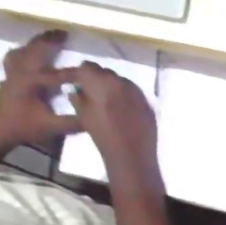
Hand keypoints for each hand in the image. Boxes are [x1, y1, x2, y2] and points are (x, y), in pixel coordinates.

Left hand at [0, 30, 79, 148]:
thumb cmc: (26, 126)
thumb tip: (93, 117)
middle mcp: (22, 69)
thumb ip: (73, 122)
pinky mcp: (11, 71)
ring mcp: (14, 68)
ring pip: (28, 48)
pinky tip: (33, 52)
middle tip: (67, 35)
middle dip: (52, 41)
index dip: (74, 73)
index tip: (89, 71)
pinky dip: (28, 49)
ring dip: (40, 42)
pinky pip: (19, 53)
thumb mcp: (52, 127)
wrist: (1, 126)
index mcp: (32, 80)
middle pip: (38, 48)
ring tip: (52, 38)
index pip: (57, 74)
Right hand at [60, 61, 159, 183]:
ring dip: (115, 88)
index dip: (81, 75)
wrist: (133, 158)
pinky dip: (129, 99)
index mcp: (99, 80)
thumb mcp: (83, 115)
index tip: (77, 82)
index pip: (86, 67)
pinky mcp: (149, 105)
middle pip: (106, 73)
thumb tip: (76, 90)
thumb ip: (78, 97)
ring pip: (122, 82)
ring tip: (111, 103)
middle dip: (98, 80)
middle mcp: (120, 80)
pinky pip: (136, 95)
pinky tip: (126, 111)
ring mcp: (137, 92)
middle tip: (94, 93)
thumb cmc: (103, 136)